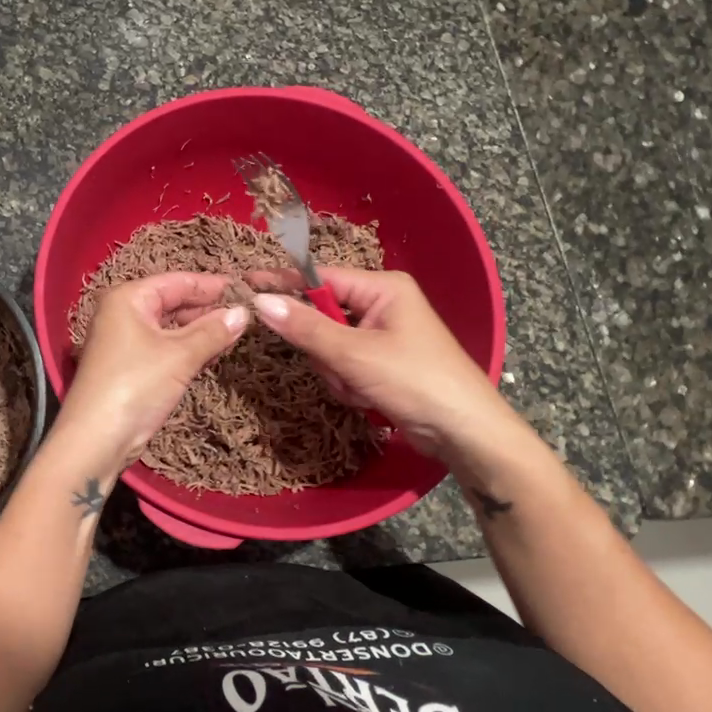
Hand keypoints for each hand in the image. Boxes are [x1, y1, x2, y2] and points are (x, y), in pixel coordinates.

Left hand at [60, 273, 248, 466]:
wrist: (96, 439)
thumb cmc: (136, 385)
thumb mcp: (180, 356)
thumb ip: (213, 332)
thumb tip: (243, 312)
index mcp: (128, 298)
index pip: (177, 281)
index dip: (211, 285)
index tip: (245, 288)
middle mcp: (123, 313)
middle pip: (172, 301)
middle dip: (207, 307)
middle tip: (247, 312)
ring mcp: (125, 341)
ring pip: (170, 326)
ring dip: (200, 329)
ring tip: (237, 330)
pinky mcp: (130, 366)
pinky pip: (165, 347)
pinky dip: (188, 348)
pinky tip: (214, 351)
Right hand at [250, 267, 513, 460]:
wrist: (465, 434)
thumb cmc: (416, 381)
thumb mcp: (354, 354)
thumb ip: (305, 327)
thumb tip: (260, 301)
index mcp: (383, 288)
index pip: (319, 277)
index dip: (284, 284)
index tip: (246, 286)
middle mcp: (383, 304)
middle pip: (321, 314)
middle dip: (323, 347)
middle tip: (337, 367)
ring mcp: (383, 335)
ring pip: (328, 344)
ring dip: (335, 371)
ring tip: (360, 388)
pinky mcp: (382, 362)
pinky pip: (343, 364)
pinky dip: (347, 383)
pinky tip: (367, 397)